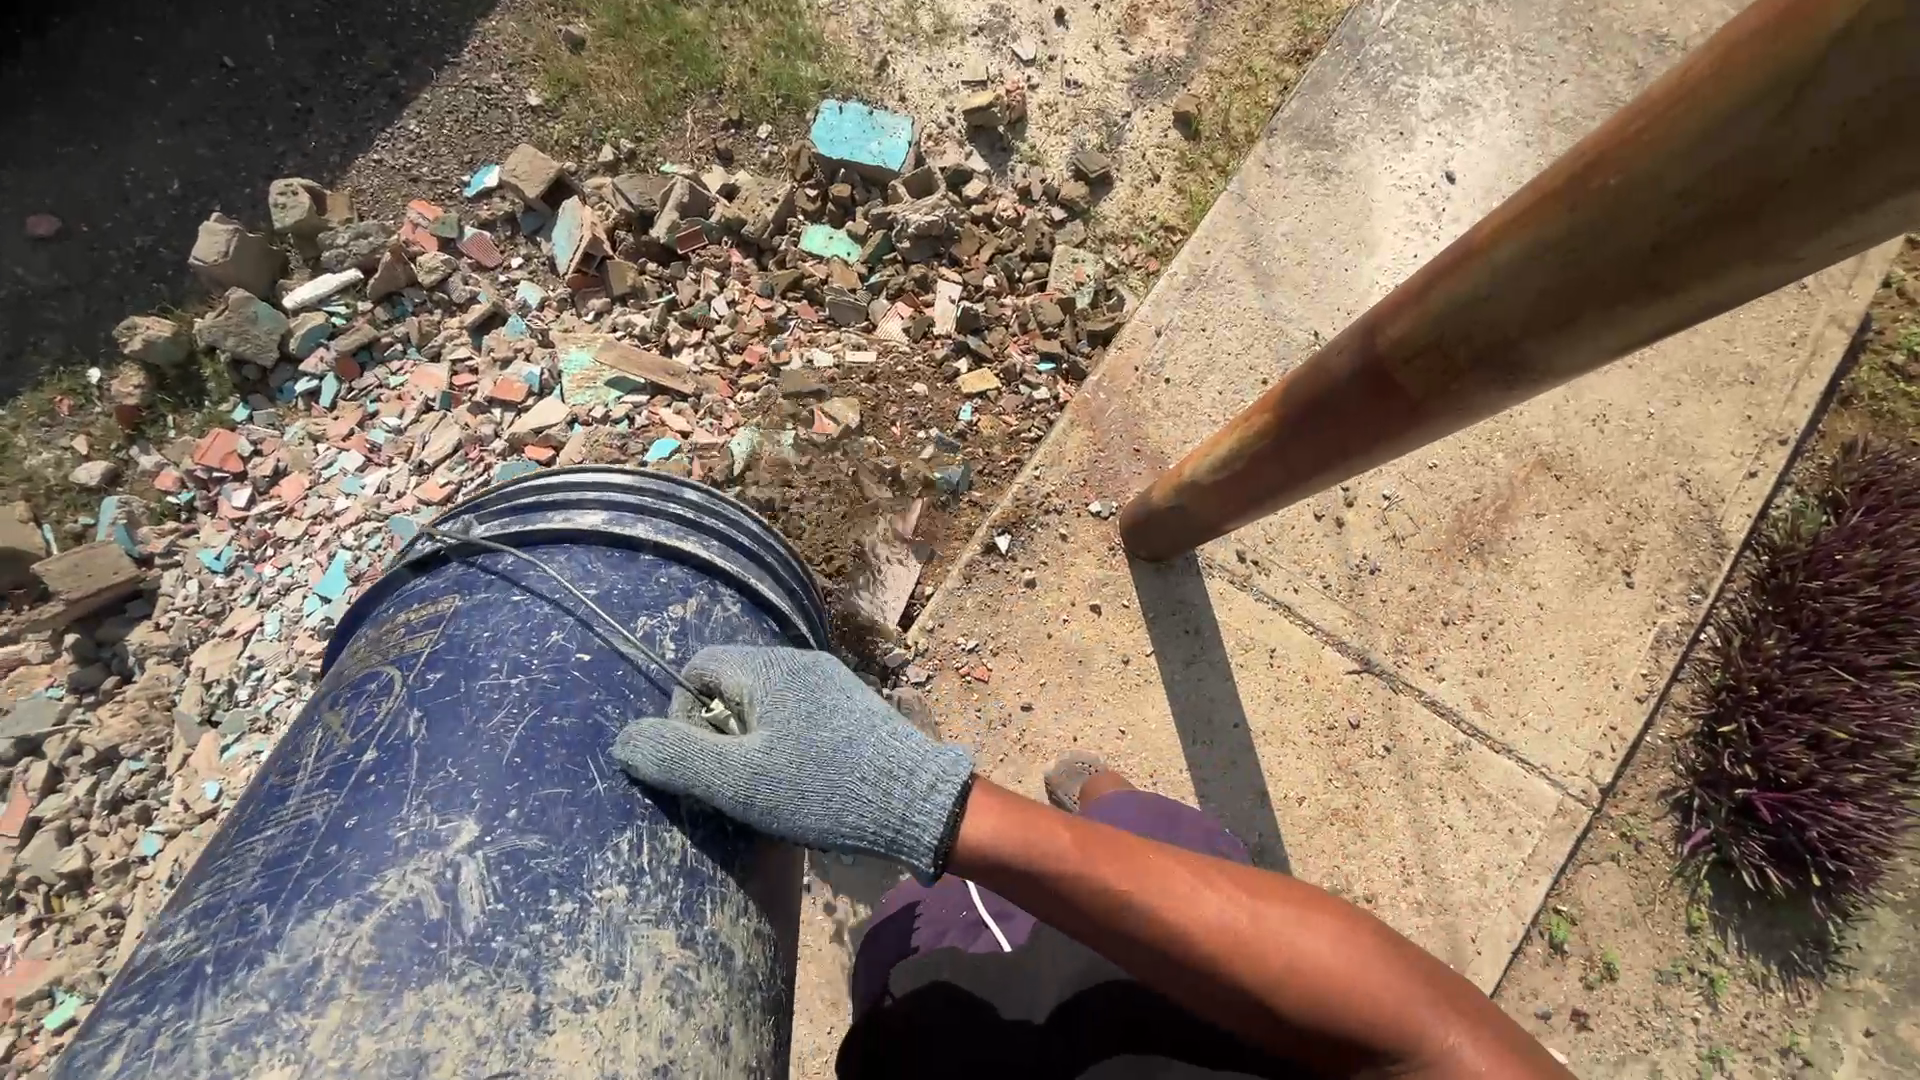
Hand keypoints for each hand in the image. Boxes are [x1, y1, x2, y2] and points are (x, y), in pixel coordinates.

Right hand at [611, 646, 974, 881]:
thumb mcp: (738, 781)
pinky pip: (798, 712)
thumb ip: (677, 756)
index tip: (706, 761)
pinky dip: (786, 741)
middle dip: (721, 731)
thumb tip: (625, 738)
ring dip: (753, 741)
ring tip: (773, 784)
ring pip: (766, 701)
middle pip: (732, 684)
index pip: (699, 668)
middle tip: (739, 779)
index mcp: (770, 668)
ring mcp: (831, 681)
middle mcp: (801, 662)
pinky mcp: (852, 703)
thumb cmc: (823, 789)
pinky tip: (805, 778)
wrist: (916, 801)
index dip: (684, 713)